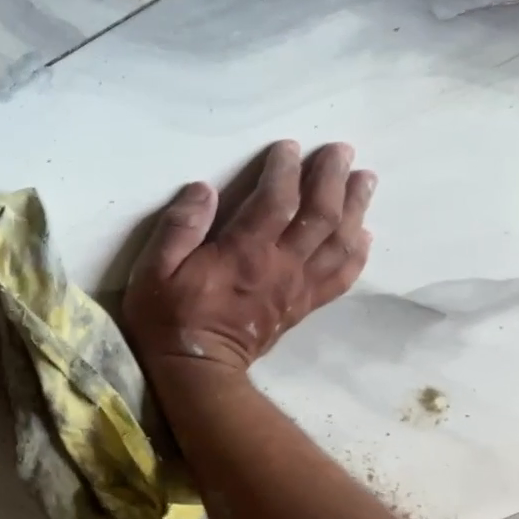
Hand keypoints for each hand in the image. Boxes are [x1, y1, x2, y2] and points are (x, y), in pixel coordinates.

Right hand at [123, 140, 376, 374]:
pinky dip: (358, 250)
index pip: (275, 201)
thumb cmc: (167, 317)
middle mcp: (280, 265)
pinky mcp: (303, 305)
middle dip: (331, 179)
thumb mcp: (153, 270)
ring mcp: (297, 287)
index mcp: (243, 253)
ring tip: (364, 179)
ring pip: (339, 240)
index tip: (289, 147)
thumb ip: (179, 228)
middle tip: (340, 151)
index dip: (285, 171)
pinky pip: (342, 274)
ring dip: (355, 206)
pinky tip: (364, 233)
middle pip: (319, 215)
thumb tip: (202, 189)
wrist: (196, 370)